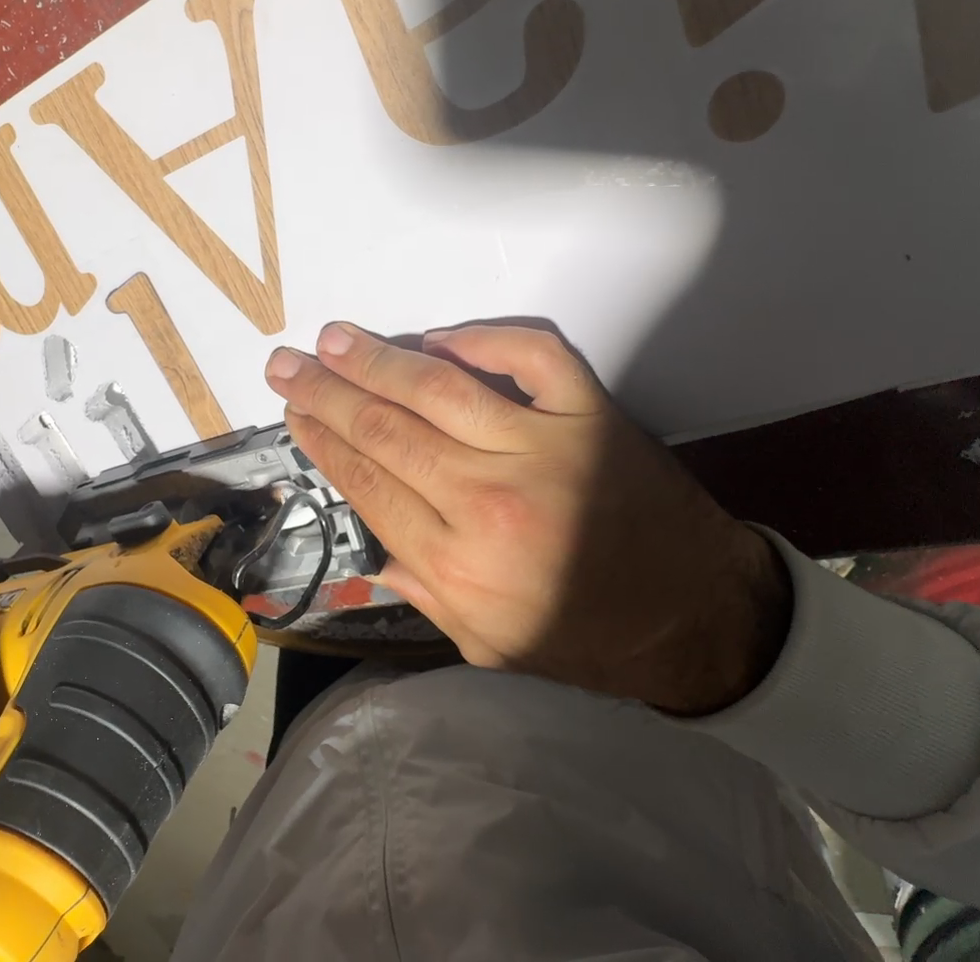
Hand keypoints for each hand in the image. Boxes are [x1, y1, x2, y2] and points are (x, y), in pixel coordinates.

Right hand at [264, 322, 789, 715]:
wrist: (692, 616)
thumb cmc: (582, 636)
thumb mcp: (486, 644)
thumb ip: (422, 594)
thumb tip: (369, 552)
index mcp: (457, 562)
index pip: (367, 481)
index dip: (321, 440)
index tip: (293, 412)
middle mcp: (488, 497)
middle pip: (385, 428)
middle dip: (326, 390)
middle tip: (287, 361)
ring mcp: (544, 446)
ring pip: (439, 387)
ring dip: (378, 359)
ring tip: (335, 339)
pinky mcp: (591, 414)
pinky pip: (531, 356)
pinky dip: (484, 337)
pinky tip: (441, 336)